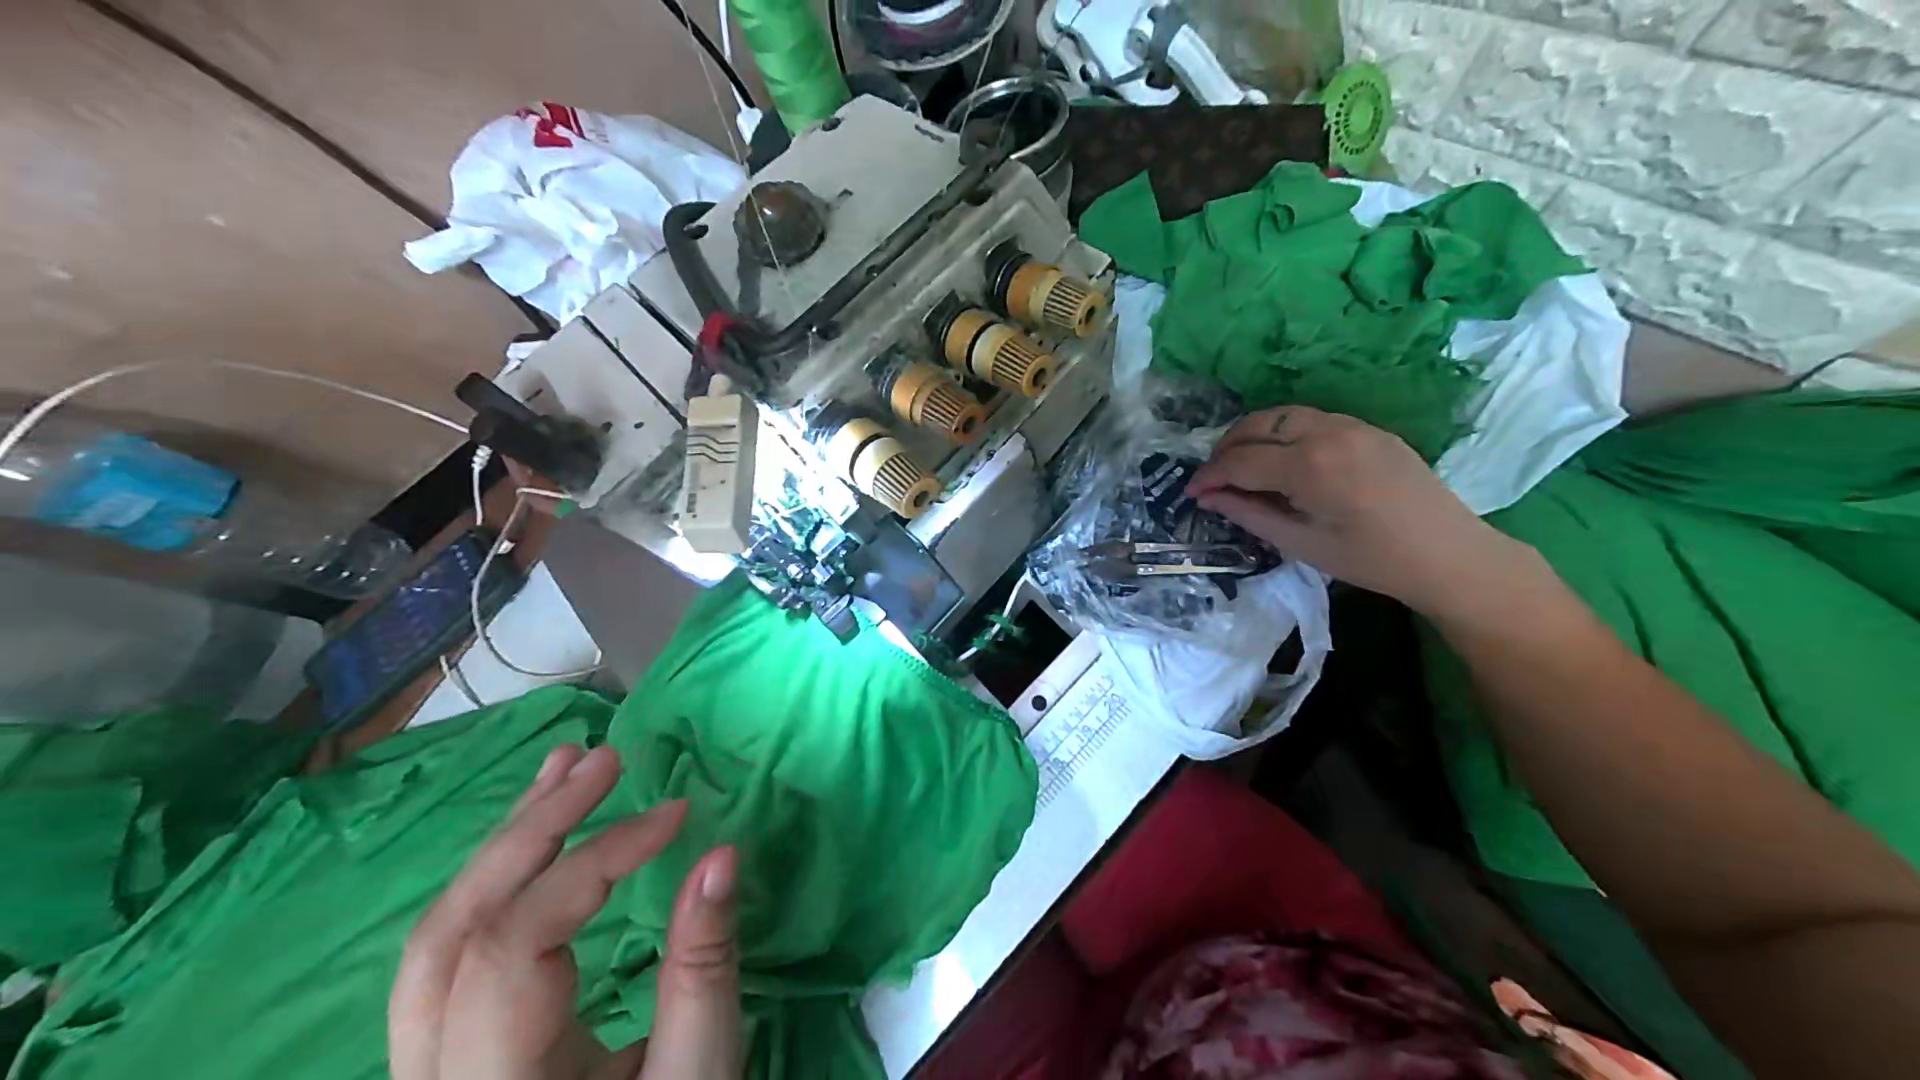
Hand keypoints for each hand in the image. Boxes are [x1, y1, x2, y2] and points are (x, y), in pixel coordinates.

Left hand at [390, 744, 740, 1079]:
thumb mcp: (696, 1074)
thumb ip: (703, 967)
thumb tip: (721, 855)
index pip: (520, 941)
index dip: (599, 858)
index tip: (678, 814)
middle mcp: (430, 1078)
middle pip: (454, 927)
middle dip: (534, 826)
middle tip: (604, 759)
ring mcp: (425, 1066)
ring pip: (438, 934)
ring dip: (508, 840)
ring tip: (567, 769)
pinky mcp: (451, 1047)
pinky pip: (457, 948)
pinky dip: (502, 876)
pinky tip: (542, 830)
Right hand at [1187, 406, 1532, 617]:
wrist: (1449, 555)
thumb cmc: (1371, 560)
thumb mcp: (1300, 543)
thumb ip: (1248, 513)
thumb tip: (1207, 498)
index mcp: (1310, 466)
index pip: (1240, 460)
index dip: (1209, 476)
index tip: (1191, 493)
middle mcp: (1328, 432)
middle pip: (1256, 425)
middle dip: (1225, 448)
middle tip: (1212, 478)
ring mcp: (1352, 425)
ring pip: (1283, 415)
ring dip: (1253, 435)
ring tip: (1240, 466)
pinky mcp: (1369, 428)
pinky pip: (1311, 419)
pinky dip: (1283, 432)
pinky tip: (1280, 460)